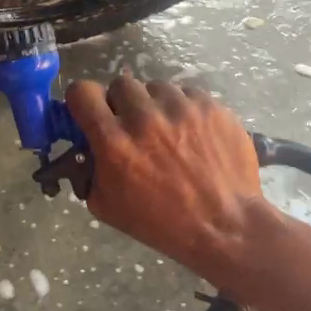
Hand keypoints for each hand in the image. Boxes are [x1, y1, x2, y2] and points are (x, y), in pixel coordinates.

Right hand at [65, 75, 281, 294]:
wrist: (228, 227)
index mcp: (114, 142)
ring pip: (156, 87)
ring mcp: (181, 109)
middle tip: (134, 126)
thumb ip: (88, 169)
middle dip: (123, 103)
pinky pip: (187, 94)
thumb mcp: (106, 206)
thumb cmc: (162, 223)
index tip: (92, 113)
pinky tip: (192, 134)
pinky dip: (185, 109)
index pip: (82, 91)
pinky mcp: (210, 107)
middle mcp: (144, 118)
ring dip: (155, 105)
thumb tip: (85, 146)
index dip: (83, 100)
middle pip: (120, 84)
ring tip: (168, 130)